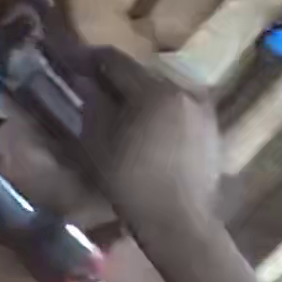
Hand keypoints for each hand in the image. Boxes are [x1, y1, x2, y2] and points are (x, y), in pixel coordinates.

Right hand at [85, 49, 222, 236]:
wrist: (179, 223)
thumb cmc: (130, 180)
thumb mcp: (97, 139)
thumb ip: (92, 102)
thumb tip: (86, 81)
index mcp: (155, 90)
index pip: (116, 60)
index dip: (89, 58)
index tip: (71, 62)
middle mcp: (184, 91)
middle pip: (141, 71)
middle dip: (114, 75)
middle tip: (89, 83)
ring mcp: (203, 109)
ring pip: (160, 88)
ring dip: (136, 91)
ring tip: (115, 104)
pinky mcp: (211, 128)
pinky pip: (176, 105)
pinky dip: (155, 107)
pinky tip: (141, 123)